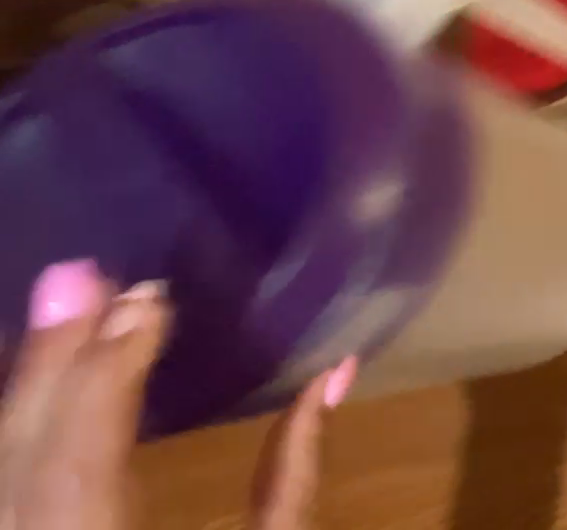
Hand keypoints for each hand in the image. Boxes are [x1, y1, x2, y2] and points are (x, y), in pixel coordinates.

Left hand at [1, 260, 356, 529]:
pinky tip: (32, 388)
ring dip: (17, 389)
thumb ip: (296, 469)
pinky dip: (14, 429)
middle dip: (46, 363)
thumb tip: (339, 371)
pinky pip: (0, 483)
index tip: (145, 300)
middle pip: (16, 456)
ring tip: (54, 316)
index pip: (82, 457)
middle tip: (76, 277)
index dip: (108, 372)